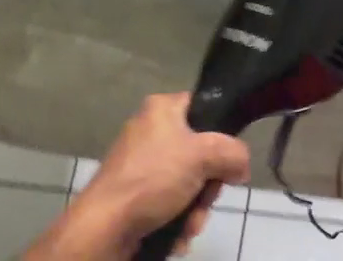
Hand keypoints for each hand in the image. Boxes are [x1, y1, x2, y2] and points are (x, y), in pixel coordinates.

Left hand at [25, 93, 251, 259]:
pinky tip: (177, 237)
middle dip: (208, 185)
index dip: (221, 132)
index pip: (205, 107)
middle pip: (199, 152)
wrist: (101, 231)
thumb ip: (234, 154)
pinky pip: (167, 202)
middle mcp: (149, 132)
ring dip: (195, 209)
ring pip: (186, 182)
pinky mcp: (131, 197)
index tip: (226, 158)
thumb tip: (241, 168)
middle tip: (206, 199)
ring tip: (190, 226)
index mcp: (162, 109)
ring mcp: (138, 167)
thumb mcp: (205, 156)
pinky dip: (176, 220)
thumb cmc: (153, 179)